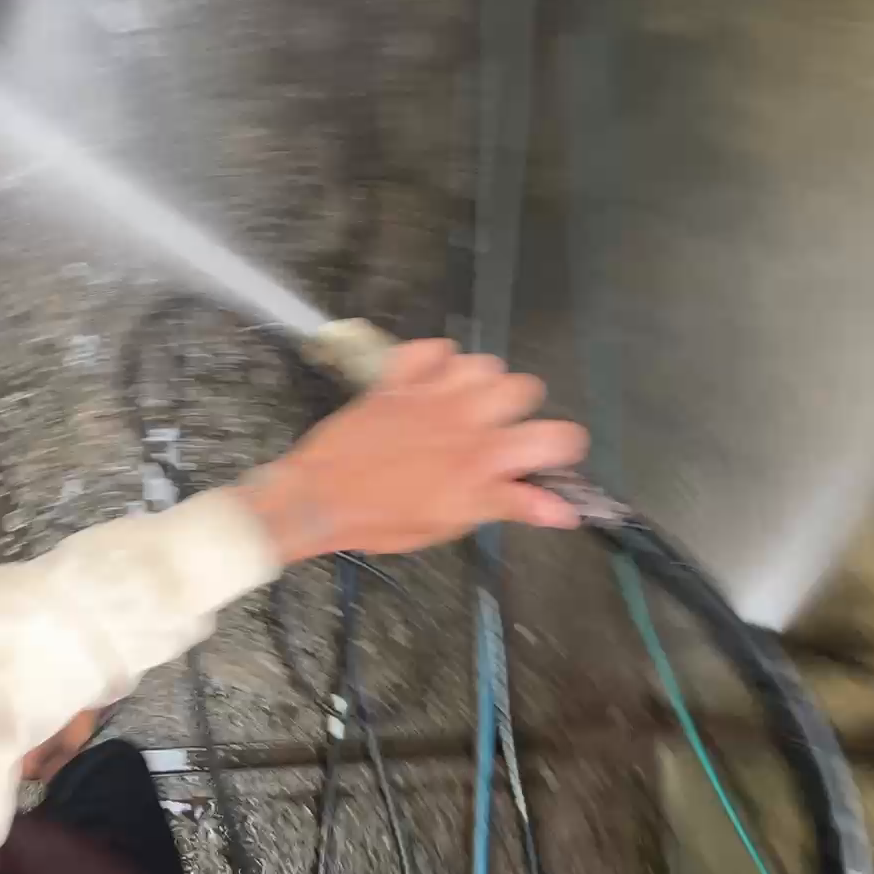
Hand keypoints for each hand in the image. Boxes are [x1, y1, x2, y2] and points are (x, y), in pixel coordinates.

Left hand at [234, 338, 589, 562]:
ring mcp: (425, 396)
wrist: (313, 499)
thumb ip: (505, 507)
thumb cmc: (373, 520)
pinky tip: (427, 382)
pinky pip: (427, 348)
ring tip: (460, 406)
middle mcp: (460, 420)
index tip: (541, 458)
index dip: (559, 448)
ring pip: (481, 363)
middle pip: (524, 387)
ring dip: (478, 382)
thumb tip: (558, 510)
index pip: (557, 437)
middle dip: (517, 408)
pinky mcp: (391, 384)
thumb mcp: (446, 525)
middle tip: (493, 431)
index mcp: (480, 461)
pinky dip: (433, 358)